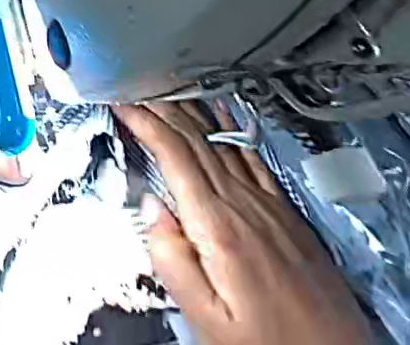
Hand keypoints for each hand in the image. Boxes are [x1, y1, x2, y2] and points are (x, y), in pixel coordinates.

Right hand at [114, 101, 373, 344]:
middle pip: (194, 139)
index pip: (173, 154)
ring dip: (189, 111)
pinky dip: (231, 129)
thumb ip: (171, 260)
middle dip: (159, 108)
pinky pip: (253, 157)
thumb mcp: (207, 321)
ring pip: (220, 141)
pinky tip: (223, 116)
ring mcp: (269, 208)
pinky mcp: (288, 216)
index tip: (121, 103)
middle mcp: (244, 207)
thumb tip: (151, 207)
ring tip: (166, 91)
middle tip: (133, 89)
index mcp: (218, 228)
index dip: (144, 121)